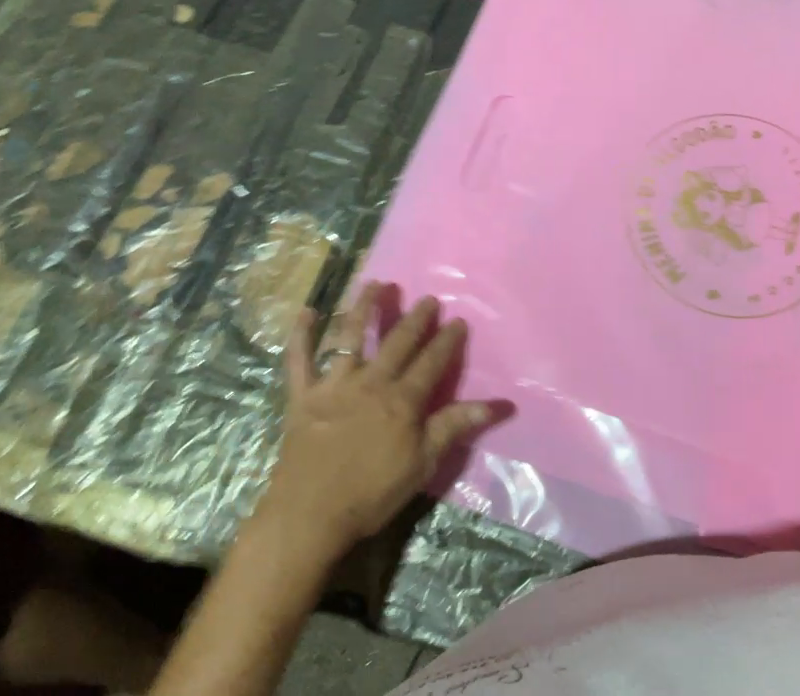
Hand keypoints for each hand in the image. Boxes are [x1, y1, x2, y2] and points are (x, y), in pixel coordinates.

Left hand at [253, 283, 494, 551]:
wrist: (309, 515)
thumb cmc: (371, 494)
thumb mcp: (423, 463)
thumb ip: (454, 427)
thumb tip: (500, 404)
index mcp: (402, 401)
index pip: (431, 362)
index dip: (447, 341)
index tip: (459, 320)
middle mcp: (370, 383)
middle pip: (397, 343)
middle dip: (415, 319)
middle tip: (428, 299)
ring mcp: (333, 386)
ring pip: (349, 337)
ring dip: (364, 308)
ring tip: (376, 284)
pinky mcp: (302, 397)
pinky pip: (299, 360)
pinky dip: (301, 335)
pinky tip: (306, 311)